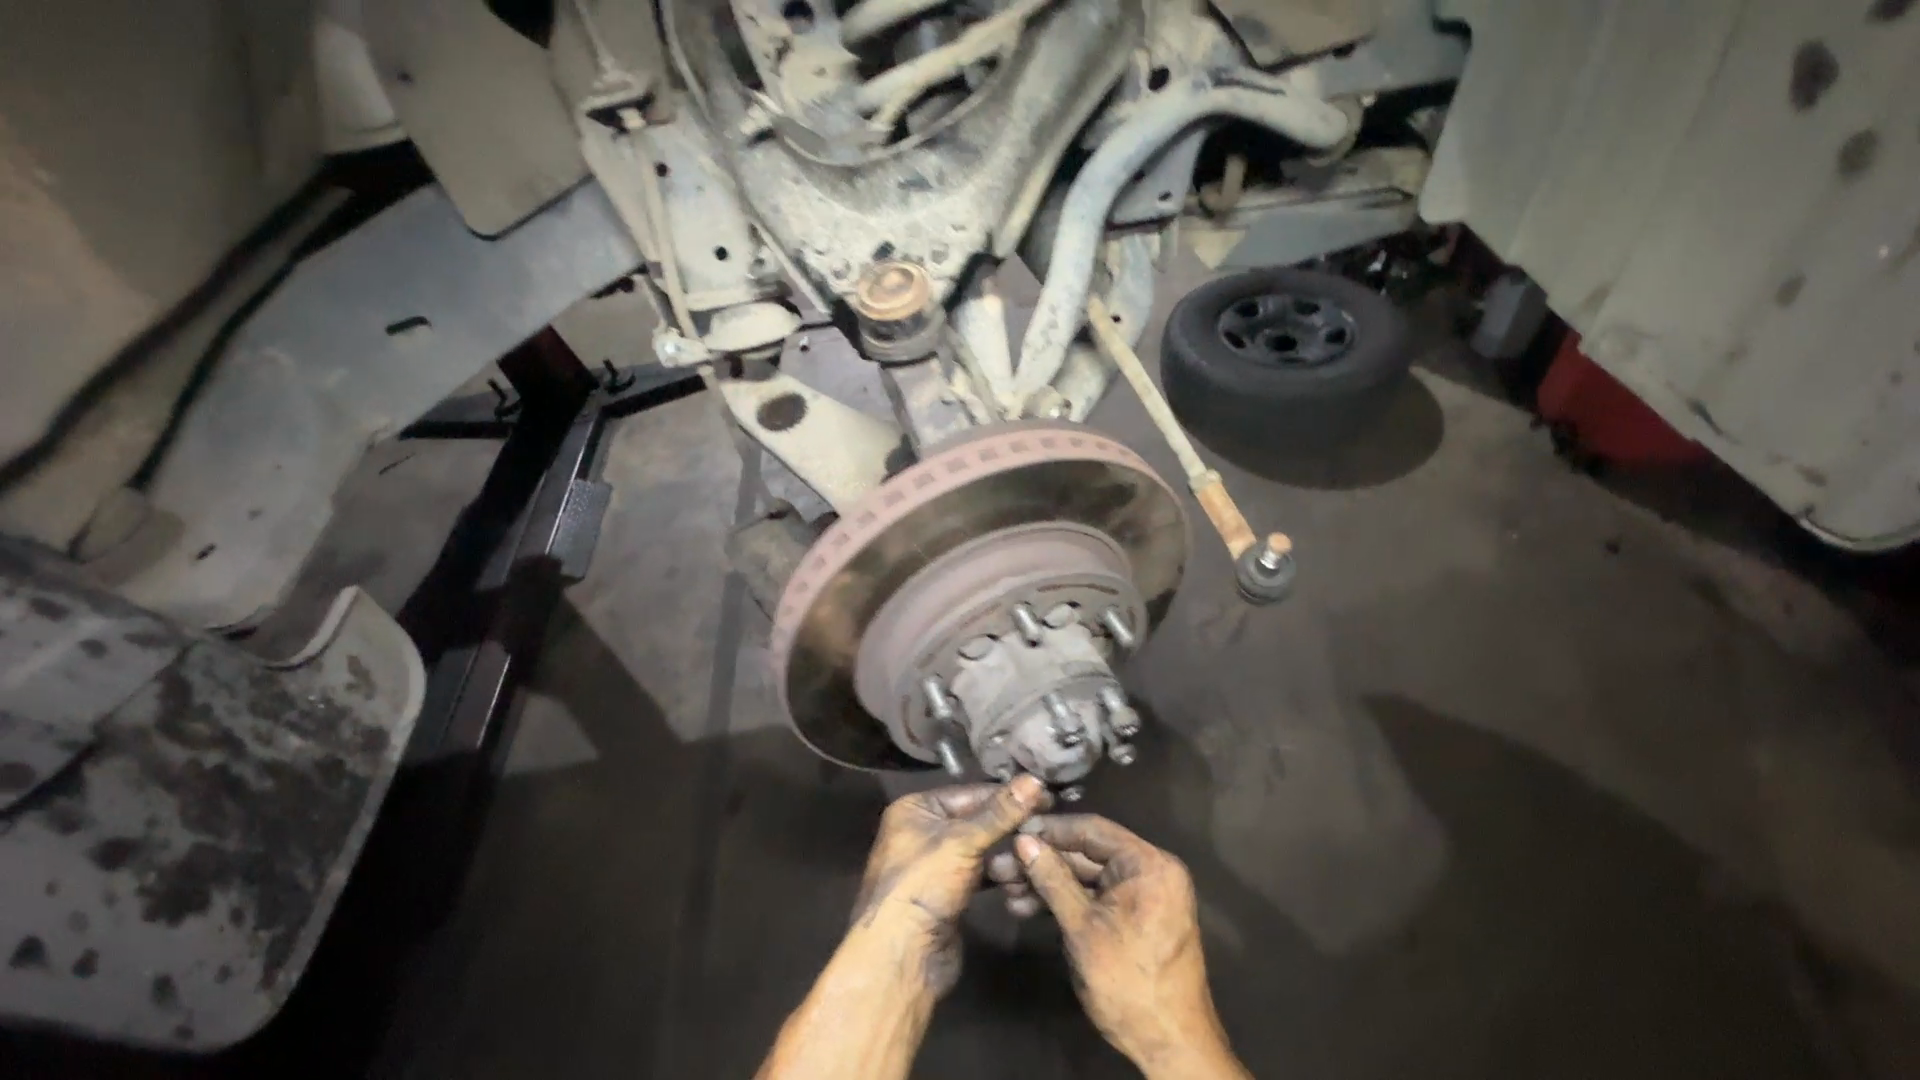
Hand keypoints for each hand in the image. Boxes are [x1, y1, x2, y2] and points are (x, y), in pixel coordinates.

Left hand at [850, 774, 1050, 994]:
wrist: (902, 956)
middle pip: (977, 821)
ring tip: (1039, 856)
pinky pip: (981, 874)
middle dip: (1010, 828)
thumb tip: (1035, 779)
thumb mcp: (963, 841)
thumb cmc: (924, 884)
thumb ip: (1001, 812)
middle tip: (1051, 828)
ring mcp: (936, 864)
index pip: (971, 793)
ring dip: (1008, 855)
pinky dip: (1000, 875)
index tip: (1048, 798)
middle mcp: (923, 830)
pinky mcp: (949, 892)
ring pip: (982, 849)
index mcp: (916, 808)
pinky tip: (1023, 878)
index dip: (1009, 796)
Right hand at [1002, 815, 1247, 1077]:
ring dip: (1048, 883)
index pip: (1092, 830)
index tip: (1012, 831)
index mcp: (1149, 864)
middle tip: (1001, 867)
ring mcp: (1143, 894)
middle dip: (1043, 861)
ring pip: (1087, 876)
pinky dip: (1066, 901)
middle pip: (1087, 853)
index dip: (1050, 830)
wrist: (1169, 1042)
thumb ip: (1052, 879)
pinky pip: (1096, 896)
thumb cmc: (1128, 981)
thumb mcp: (1082, 928)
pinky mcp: (1133, 916)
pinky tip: (1028, 907)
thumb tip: (1022, 840)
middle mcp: (1150, 870)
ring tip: (1007, 891)